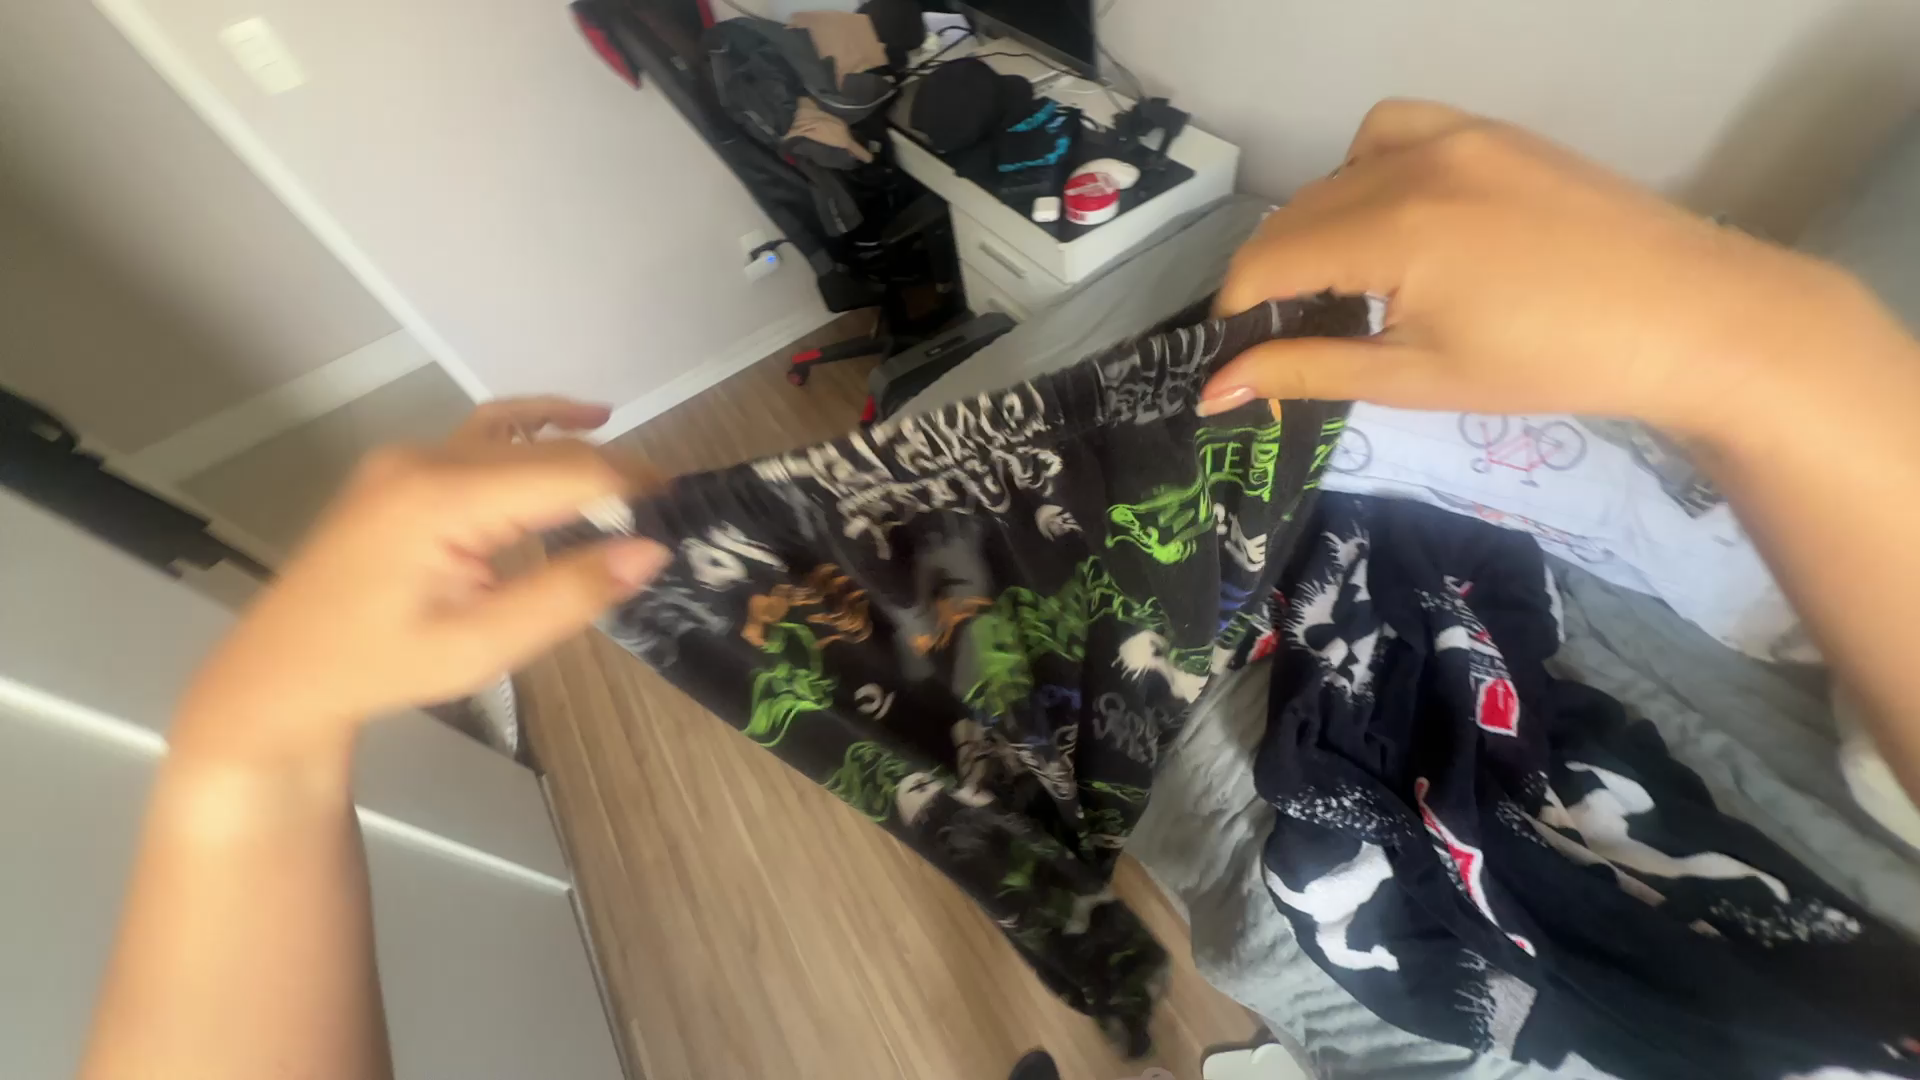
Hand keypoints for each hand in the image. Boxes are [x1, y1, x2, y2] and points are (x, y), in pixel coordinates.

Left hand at [175, 398, 668, 757]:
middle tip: (669, 512)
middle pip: (553, 452)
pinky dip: (542, 426)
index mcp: (445, 499)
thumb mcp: (487, 645)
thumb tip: (653, 550)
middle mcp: (428, 459)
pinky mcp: (409, 468)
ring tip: (641, 485)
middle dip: (618, 477)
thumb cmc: (386, 666)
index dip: (634, 490)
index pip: (571, 474)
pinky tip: (584, 419)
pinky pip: (490, 432)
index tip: (680, 512)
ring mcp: (412, 457)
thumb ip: (572, 592)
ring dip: (587, 455)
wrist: (280, 675)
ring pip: (526, 438)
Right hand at [1199, 100, 1909, 439]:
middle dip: (1266, 280)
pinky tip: (1382, 215)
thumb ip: (1300, 371)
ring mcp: (1456, 137)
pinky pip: (1388, 132)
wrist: (1693, 317)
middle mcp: (1413, 165)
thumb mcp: (1407, 377)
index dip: (1235, 311)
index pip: (1266, 261)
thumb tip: (1210, 392)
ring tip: (1333, 283)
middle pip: (1289, 218)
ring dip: (1307, 230)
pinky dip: (1360, 172)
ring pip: (1330, 176)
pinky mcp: (1488, 132)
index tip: (1238, 355)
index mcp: (1393, 231)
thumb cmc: (1541, 364)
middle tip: (1282, 336)